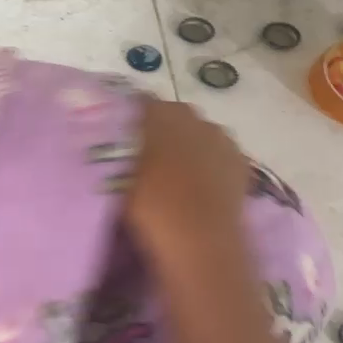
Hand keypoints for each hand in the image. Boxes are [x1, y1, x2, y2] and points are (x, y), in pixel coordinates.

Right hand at [125, 99, 250, 273]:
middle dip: (153, 129)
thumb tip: (101, 129)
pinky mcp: (241, 164)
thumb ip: (109, 144)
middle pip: (169, 116)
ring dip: (180, 145)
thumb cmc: (147, 201)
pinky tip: (188, 182)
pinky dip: (202, 161)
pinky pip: (215, 153)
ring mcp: (224, 142)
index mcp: (163, 113)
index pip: (137, 102)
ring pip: (194, 134)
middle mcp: (197, 119)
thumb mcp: (111, 169)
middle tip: (132, 154)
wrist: (198, 239)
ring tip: (162, 171)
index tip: (108, 133)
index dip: (121, 116)